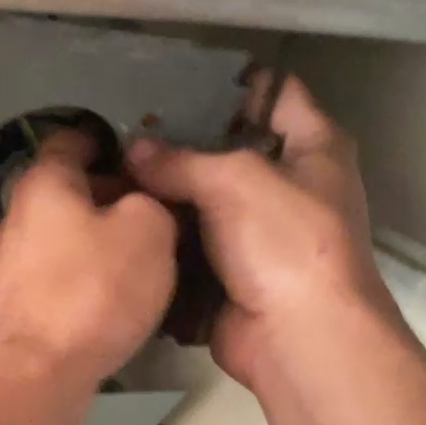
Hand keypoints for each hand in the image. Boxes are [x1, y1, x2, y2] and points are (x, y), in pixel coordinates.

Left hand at [0, 130, 177, 424]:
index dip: (109, 142)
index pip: (72, 141)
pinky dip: (88, 280)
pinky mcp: (21, 309)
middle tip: (156, 210)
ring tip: (146, 256)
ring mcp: (13, 269)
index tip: (140, 157)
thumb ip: (151, 202)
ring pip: (66, 239)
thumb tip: (141, 207)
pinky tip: (118, 298)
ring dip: (101, 242)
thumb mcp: (149, 229)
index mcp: (43, 185)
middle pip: (69, 194)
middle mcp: (18, 220)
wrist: (40, 375)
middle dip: (111, 197)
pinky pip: (62, 279)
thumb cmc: (94, 291)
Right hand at [126, 72, 397, 389]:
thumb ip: (180, 161)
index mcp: (313, 147)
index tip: (169, 90)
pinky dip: (164, 248)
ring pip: (202, 210)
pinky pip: (190, 255)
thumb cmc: (284, 242)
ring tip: (113, 185)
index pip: (273, 95)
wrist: (295, 336)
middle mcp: (288, 189)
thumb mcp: (234, 182)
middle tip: (124, 142)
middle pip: (226, 157)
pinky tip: (125, 234)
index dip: (226, 88)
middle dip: (179, 152)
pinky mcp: (230, 280)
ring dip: (165, 204)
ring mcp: (257, 239)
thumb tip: (132, 151)